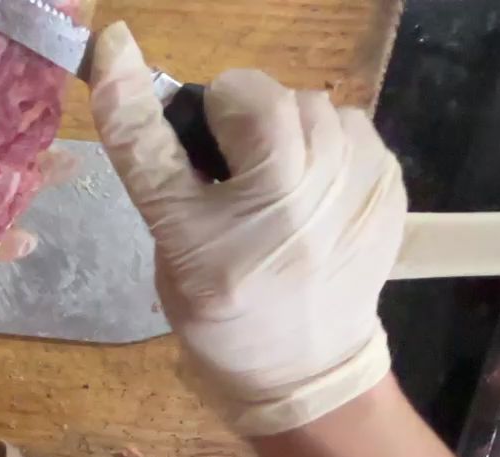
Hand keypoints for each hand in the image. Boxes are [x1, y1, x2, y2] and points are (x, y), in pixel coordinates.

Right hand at [87, 23, 407, 434]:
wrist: (303, 366)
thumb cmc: (221, 319)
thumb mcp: (173, 262)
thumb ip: (176, 187)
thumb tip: (189, 113)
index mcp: (206, 241)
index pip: (156, 154)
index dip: (128, 99)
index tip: (110, 47)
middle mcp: (279, 208)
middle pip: (257, 98)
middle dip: (233, 113)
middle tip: (225, 163)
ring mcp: (348, 190)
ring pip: (310, 103)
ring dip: (280, 125)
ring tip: (272, 181)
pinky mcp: (389, 179)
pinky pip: (348, 123)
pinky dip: (320, 142)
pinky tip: (311, 189)